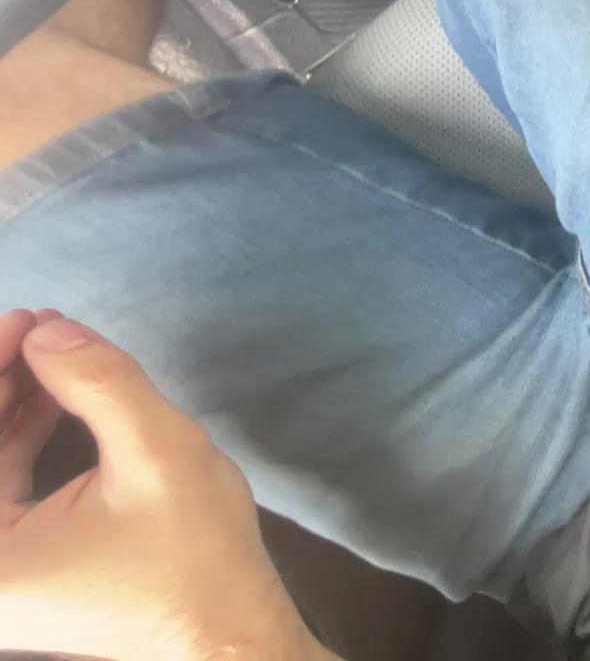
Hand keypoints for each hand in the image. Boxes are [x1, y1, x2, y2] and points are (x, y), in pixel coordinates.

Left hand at [0, 310, 335, 660]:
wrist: (216, 623)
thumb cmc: (190, 547)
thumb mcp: (162, 456)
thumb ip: (106, 390)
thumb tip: (52, 330)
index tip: (23, 318)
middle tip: (35, 324)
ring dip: (4, 404)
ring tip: (46, 350)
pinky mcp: (2, 561)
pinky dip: (17, 435)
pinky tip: (47, 396)